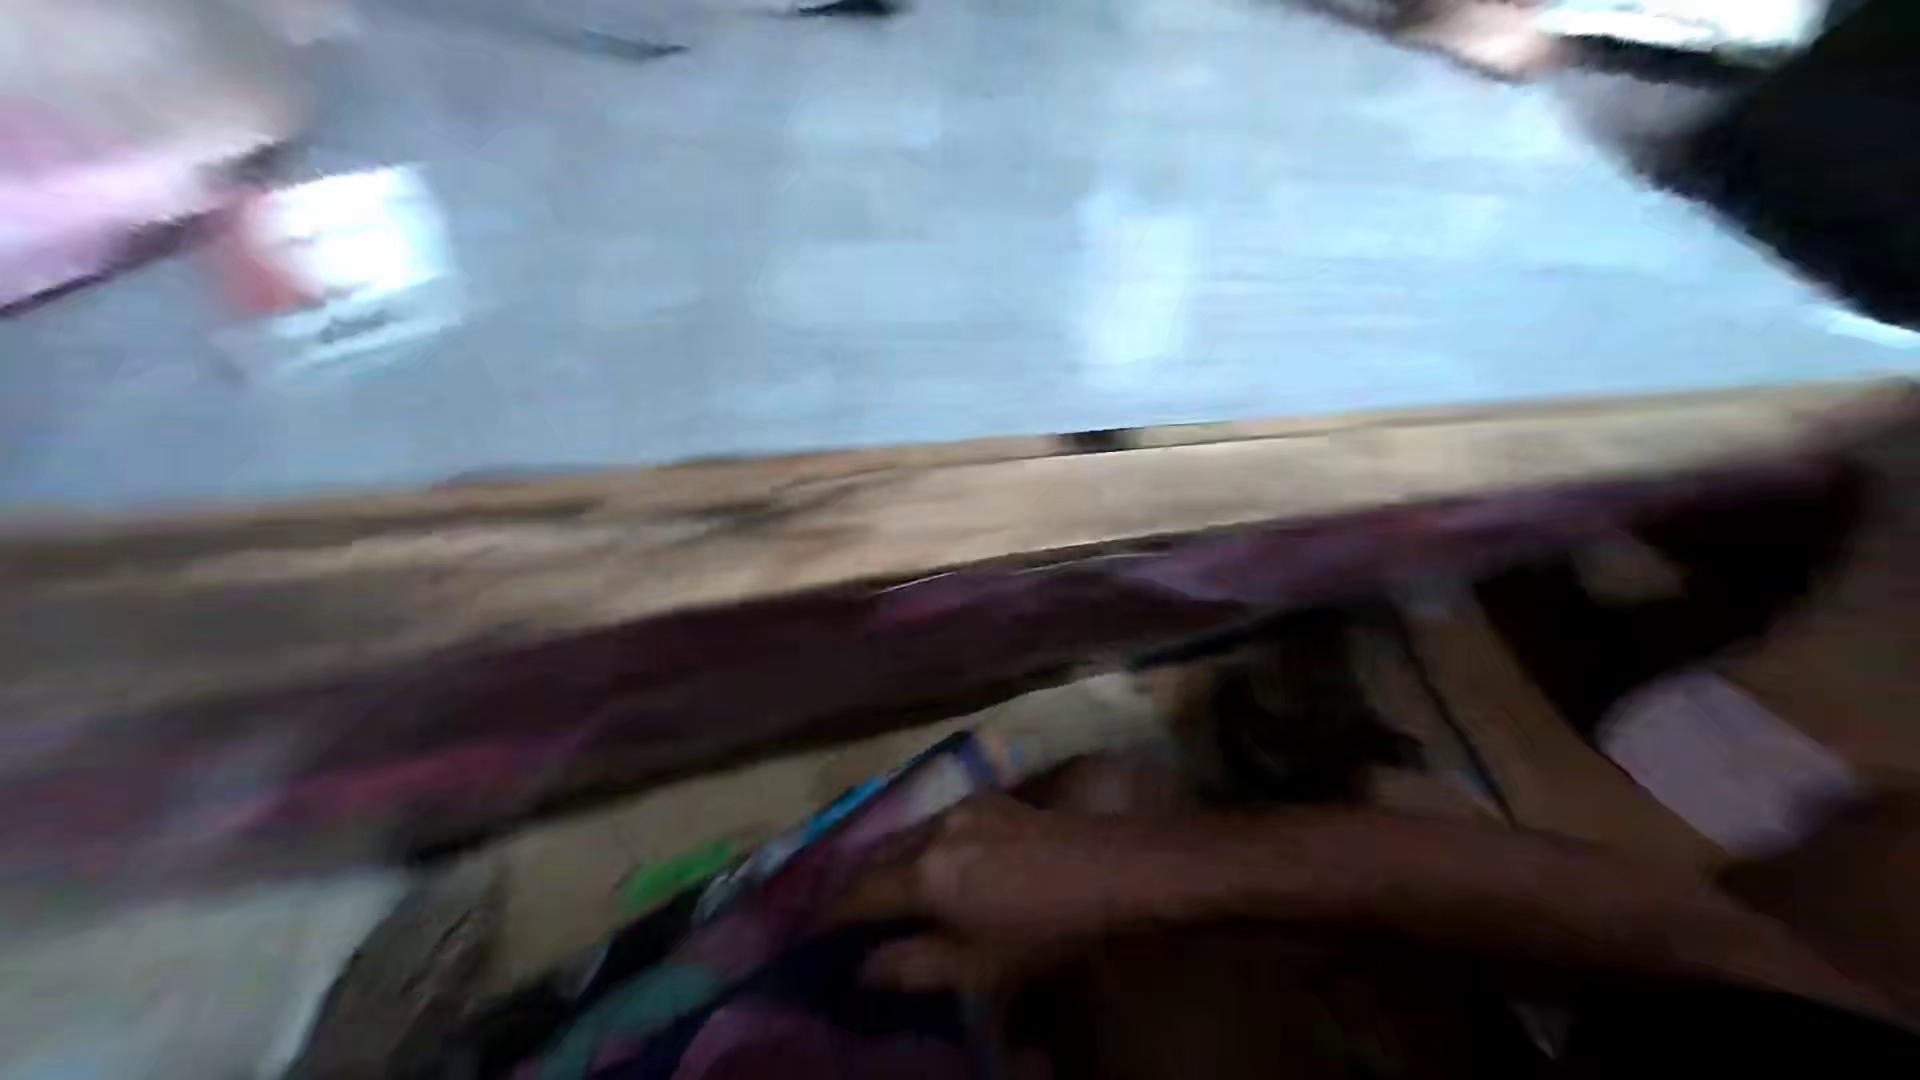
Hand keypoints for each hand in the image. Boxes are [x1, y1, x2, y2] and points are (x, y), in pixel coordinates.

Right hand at [833, 794, 1220, 992]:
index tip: (807, 938)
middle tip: (836, 919)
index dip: (828, 918)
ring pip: (902, 835)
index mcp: (926, 873)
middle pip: (874, 857)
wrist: (1107, 867)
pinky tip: (924, 863)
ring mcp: (958, 805)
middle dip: (851, 888)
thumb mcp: (979, 967)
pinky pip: (930, 821)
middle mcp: (932, 828)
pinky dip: (914, 845)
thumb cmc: (1045, 927)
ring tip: (876, 893)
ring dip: (883, 864)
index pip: (858, 895)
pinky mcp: (982, 795)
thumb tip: (861, 966)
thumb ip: (912, 965)